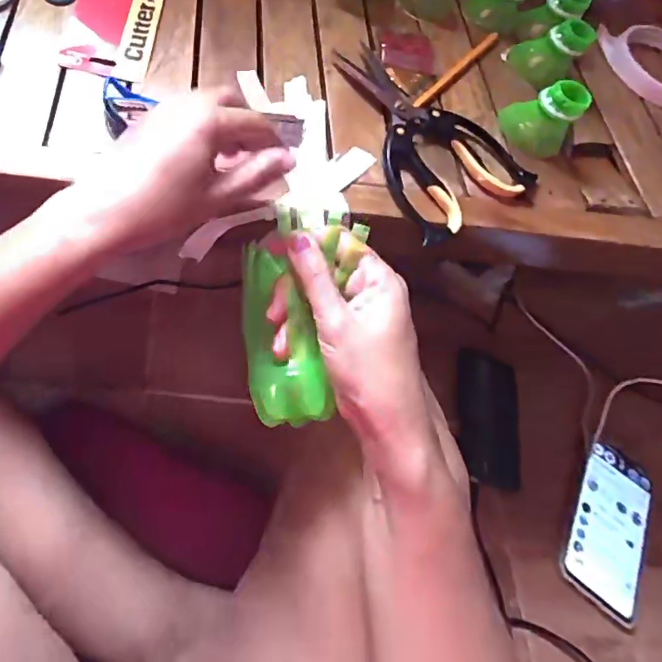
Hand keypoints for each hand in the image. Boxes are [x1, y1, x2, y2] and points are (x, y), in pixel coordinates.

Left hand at [47, 88, 294, 255]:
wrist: (101, 211)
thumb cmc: (162, 208)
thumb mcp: (216, 196)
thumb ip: (255, 174)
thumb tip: (288, 159)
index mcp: (210, 118)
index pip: (257, 121)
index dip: (275, 140)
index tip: (286, 160)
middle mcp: (187, 103)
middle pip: (230, 101)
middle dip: (248, 124)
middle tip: (257, 155)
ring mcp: (163, 107)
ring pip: (205, 104)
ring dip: (224, 123)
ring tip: (230, 159)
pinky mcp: (146, 118)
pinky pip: (184, 111)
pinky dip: (201, 125)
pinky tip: (199, 156)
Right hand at [284, 234, 467, 502]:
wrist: (389, 426)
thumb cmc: (368, 370)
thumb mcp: (335, 321)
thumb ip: (313, 276)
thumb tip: (295, 235)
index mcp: (377, 279)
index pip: (338, 241)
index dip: (305, 241)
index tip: (272, 249)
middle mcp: (369, 289)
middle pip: (320, 268)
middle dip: (292, 289)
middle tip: (274, 310)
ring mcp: (357, 311)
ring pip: (312, 293)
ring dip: (290, 313)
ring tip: (278, 337)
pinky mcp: (346, 331)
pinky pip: (315, 315)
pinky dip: (298, 327)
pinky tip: (284, 347)